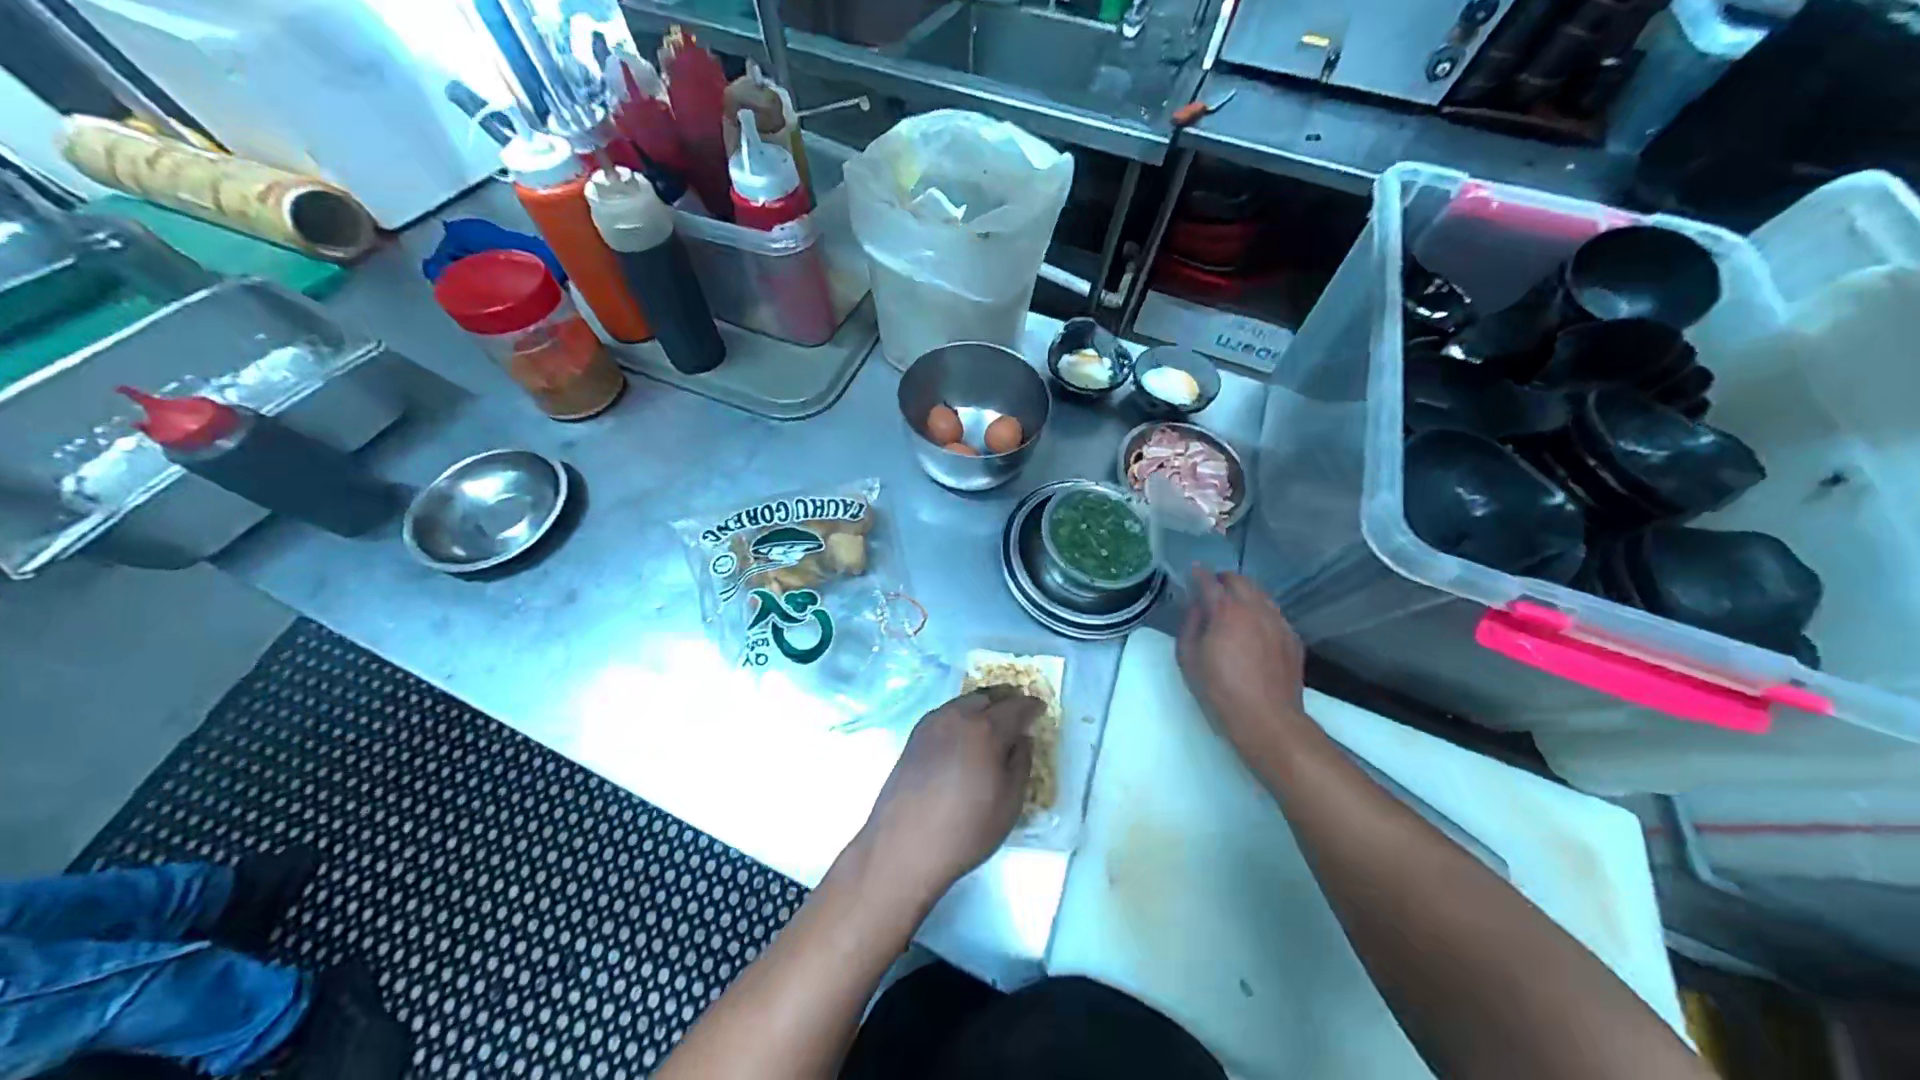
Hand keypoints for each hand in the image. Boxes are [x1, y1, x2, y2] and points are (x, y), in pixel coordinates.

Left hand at [854, 688, 1040, 908]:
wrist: (905, 844)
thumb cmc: (967, 827)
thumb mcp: (1010, 801)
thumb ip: (1021, 762)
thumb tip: (1021, 738)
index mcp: (986, 729)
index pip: (1016, 706)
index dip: (1031, 706)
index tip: (1040, 708)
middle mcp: (958, 716)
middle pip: (987, 696)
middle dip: (1006, 698)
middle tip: (1018, 708)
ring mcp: (932, 724)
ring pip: (963, 702)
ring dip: (982, 705)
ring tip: (992, 718)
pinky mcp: (914, 736)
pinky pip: (946, 714)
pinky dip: (961, 715)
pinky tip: (964, 733)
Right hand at [1177, 570, 1312, 765]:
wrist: (1267, 719)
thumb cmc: (1219, 690)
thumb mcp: (1188, 659)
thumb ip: (1190, 625)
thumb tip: (1197, 607)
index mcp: (1226, 611)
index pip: (1210, 581)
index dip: (1198, 574)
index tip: (1192, 573)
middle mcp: (1255, 608)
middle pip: (1240, 580)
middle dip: (1224, 579)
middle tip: (1212, 588)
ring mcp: (1279, 622)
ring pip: (1261, 595)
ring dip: (1245, 594)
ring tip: (1234, 606)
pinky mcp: (1293, 638)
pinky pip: (1275, 615)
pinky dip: (1261, 613)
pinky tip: (1255, 629)